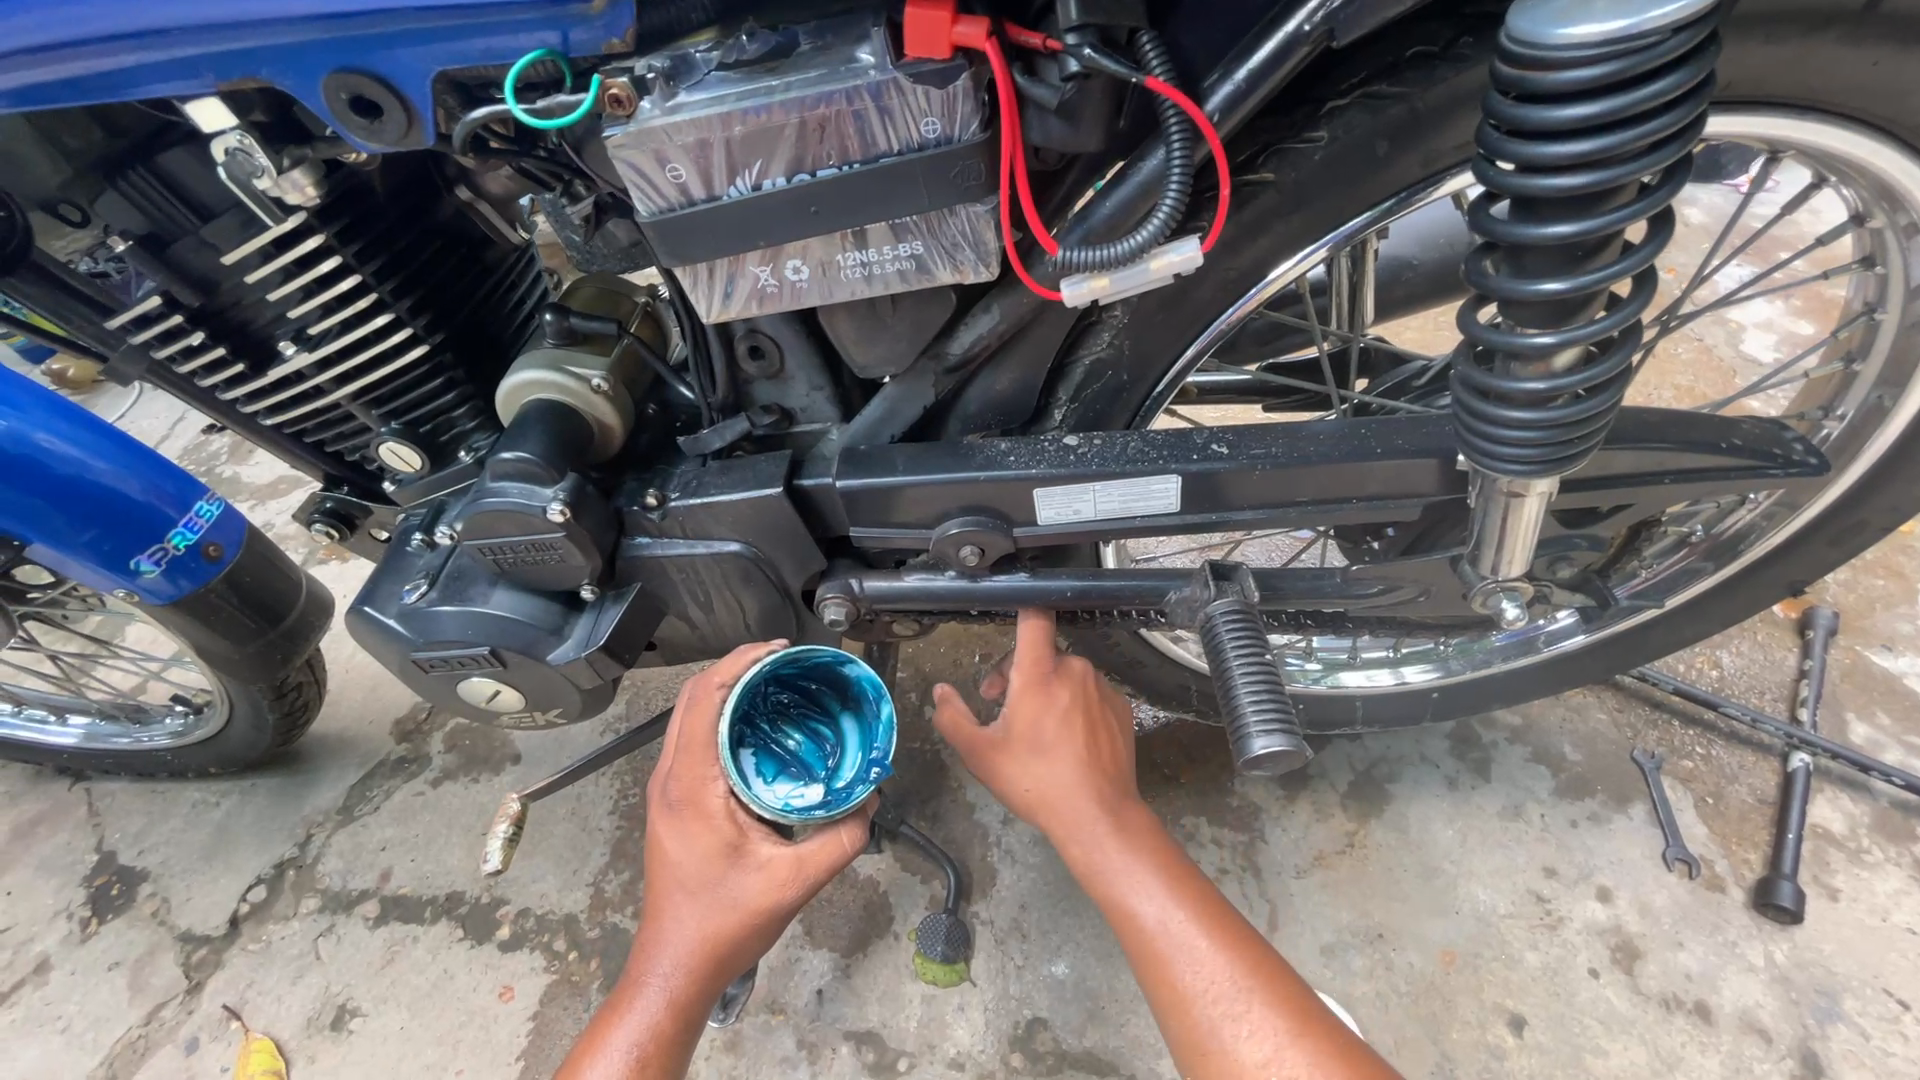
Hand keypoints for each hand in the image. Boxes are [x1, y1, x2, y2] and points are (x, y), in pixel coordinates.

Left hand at [634, 640, 875, 990]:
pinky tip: (758, 726)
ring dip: (726, 690)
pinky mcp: (672, 802)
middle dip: (735, 667)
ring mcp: (666, 790)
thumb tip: (870, 800)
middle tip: (783, 660)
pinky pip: (693, 739)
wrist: (676, 964)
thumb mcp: (793, 882)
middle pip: (693, 698)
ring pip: (689, 717)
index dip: (739, 663)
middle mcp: (670, 778)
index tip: (780, 651)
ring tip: (774, 683)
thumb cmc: (724, 922)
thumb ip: (840, 839)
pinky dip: (721, 717)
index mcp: (690, 785)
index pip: (705, 699)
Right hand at [931, 610, 1141, 839]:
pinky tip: (1067, 740)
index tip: (1011, 616)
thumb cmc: (1036, 781)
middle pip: (1043, 654)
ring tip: (1038, 730)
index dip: (1022, 608)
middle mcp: (1075, 669)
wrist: (1098, 815)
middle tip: (1004, 708)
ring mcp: (1103, 687)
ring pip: (1067, 675)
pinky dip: (1076, 707)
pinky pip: (1091, 694)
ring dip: (1049, 691)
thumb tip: (940, 693)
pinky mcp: (1122, 707)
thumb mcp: (980, 754)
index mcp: (1039, 673)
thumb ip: (953, 717)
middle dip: (1019, 674)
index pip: (1033, 617)